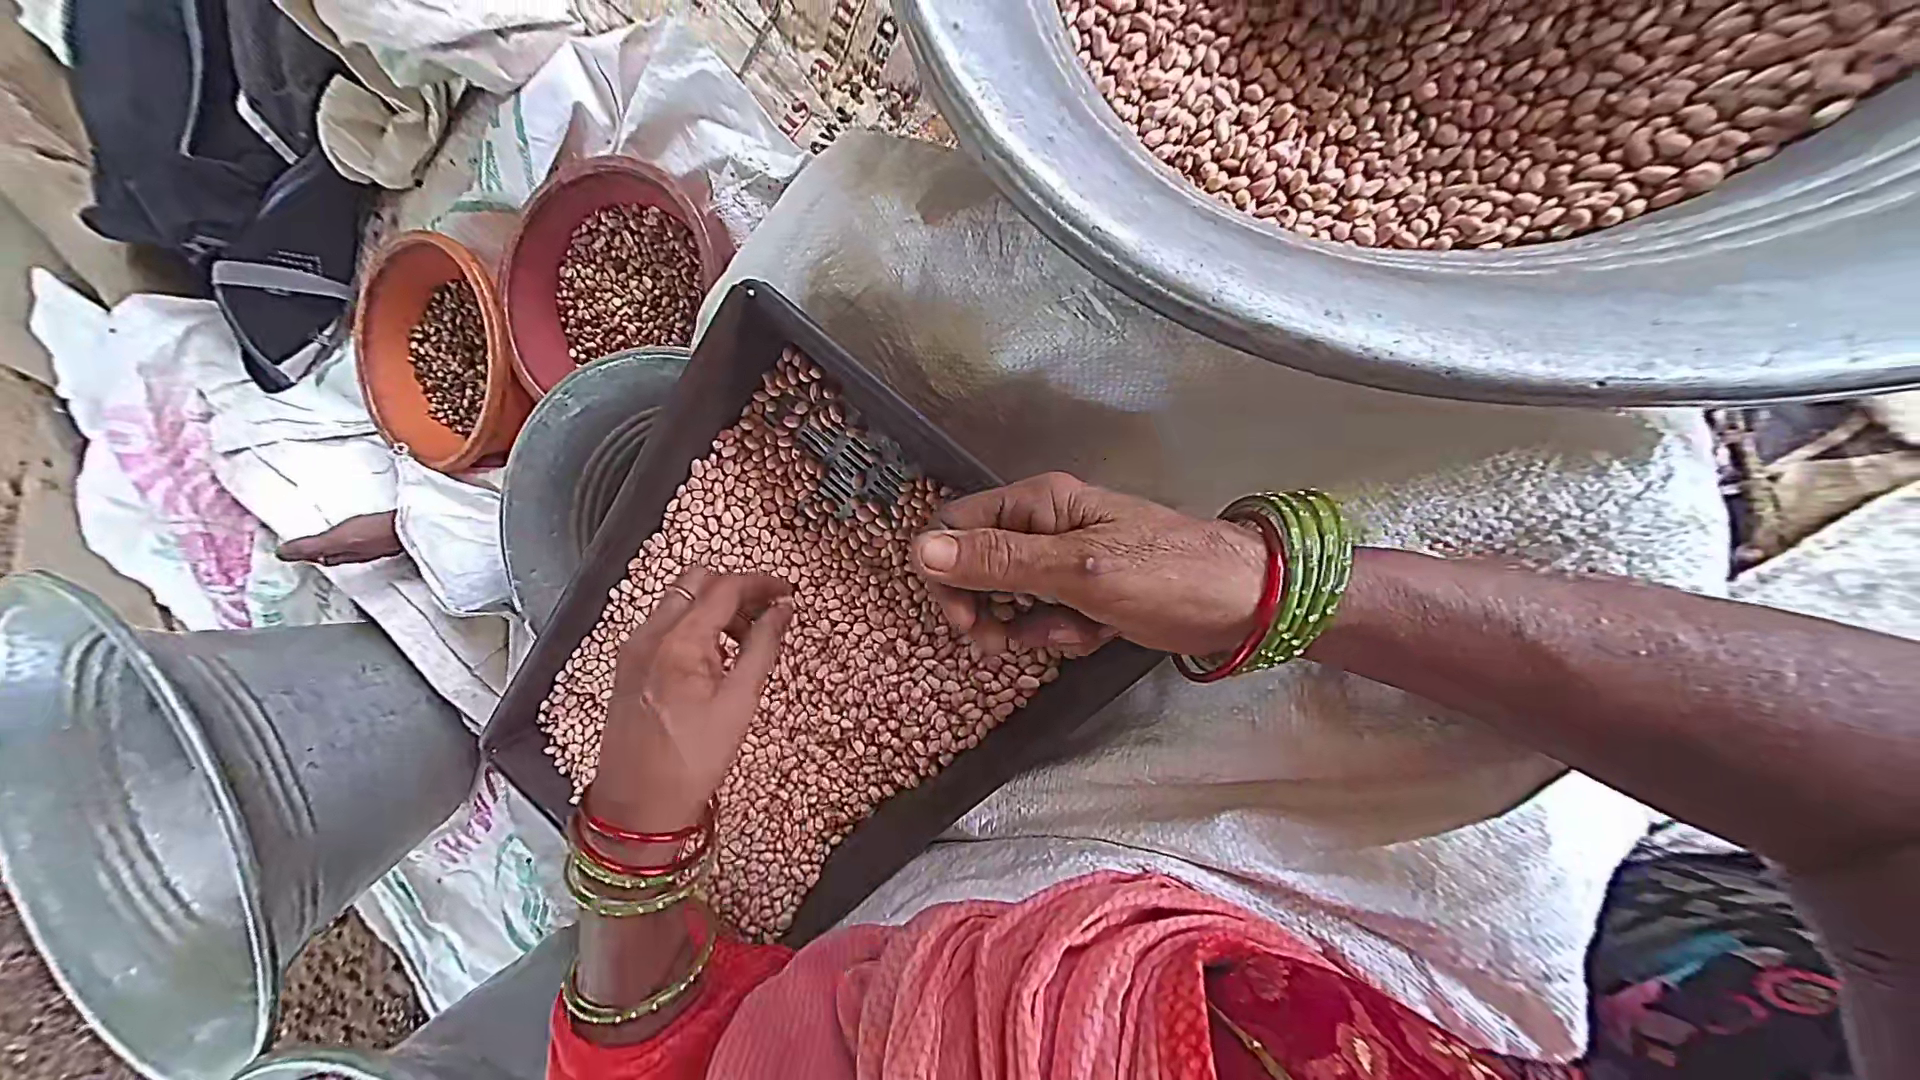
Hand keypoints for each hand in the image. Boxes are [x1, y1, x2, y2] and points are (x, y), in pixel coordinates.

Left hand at [584, 568, 793, 833]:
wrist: (636, 807)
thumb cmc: (694, 758)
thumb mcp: (740, 701)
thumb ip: (763, 646)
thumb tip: (784, 609)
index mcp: (678, 641)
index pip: (724, 588)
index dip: (761, 583)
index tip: (788, 592)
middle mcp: (649, 634)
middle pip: (697, 582)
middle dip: (736, 588)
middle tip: (768, 611)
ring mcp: (634, 648)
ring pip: (680, 600)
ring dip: (717, 606)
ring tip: (748, 636)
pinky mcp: (629, 664)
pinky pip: (666, 624)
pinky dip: (696, 624)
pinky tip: (717, 653)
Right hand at [908, 472, 1267, 658]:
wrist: (1245, 603)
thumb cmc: (1166, 575)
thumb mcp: (1077, 570)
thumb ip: (1000, 561)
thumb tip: (921, 549)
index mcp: (1037, 504)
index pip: (957, 526)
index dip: (946, 570)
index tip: (963, 616)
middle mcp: (1043, 527)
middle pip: (977, 564)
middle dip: (985, 606)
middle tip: (1000, 641)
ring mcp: (1064, 561)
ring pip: (1010, 597)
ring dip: (1029, 626)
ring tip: (1072, 633)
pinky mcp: (1082, 593)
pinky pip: (1045, 616)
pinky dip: (1060, 633)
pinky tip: (1095, 635)